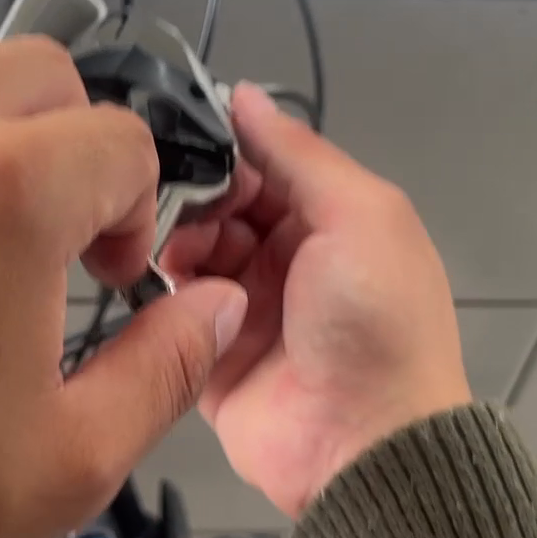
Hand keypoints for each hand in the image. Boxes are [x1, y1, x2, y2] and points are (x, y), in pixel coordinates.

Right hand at [161, 85, 469, 518]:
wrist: (363, 442)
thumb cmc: (373, 321)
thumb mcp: (359, 217)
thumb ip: (300, 154)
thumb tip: (245, 95)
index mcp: (330, 224)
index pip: (265, 168)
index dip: (228, 153)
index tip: (184, 144)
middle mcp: (286, 261)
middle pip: (223, 209)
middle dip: (200, 200)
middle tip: (184, 209)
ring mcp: (245, 310)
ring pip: (193, 254)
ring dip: (182, 243)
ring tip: (181, 257)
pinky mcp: (210, 354)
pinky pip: (176, 312)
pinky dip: (165, 295)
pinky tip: (162, 288)